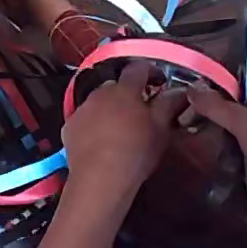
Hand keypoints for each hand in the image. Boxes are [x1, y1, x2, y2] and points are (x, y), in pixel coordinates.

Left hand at [62, 62, 185, 197]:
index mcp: (124, 90)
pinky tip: (100, 141)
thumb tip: (177, 91)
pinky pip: (84, 120)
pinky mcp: (69, 127)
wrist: (99, 179)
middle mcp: (100, 93)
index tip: (159, 82)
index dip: (150, 72)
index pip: (138, 68)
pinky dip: (93, 125)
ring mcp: (81, 110)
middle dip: (128, 94)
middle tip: (140, 111)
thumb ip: (169, 105)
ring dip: (109, 109)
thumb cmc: (136, 152)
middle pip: (116, 86)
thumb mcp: (161, 129)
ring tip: (119, 128)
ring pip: (98, 102)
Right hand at [185, 73, 246, 191]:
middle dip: (228, 111)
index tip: (204, 106)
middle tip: (208, 126)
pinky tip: (240, 154)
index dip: (221, 90)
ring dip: (238, 129)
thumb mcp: (241, 124)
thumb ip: (215, 106)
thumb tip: (191, 88)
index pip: (240, 77)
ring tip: (221, 142)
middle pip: (245, 98)